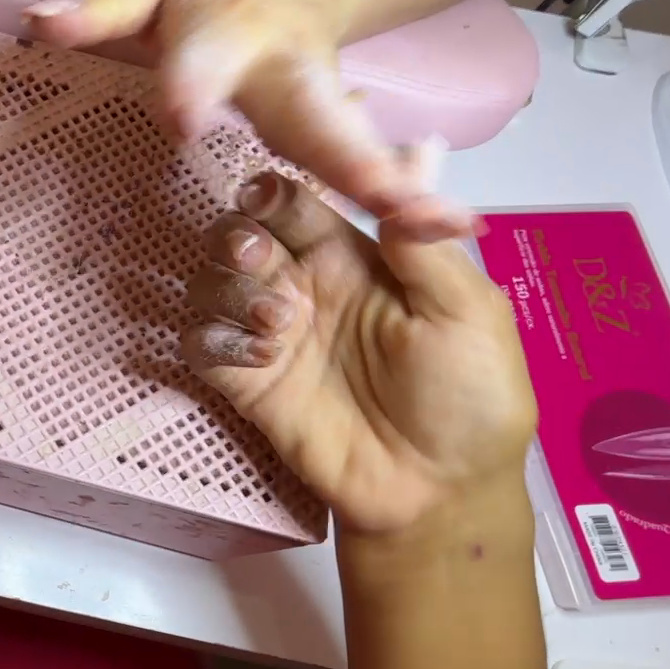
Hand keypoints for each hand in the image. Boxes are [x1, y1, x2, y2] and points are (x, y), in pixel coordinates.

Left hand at [25, 0, 468, 239]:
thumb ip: (102, 7)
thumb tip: (39, 22)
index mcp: (229, 32)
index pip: (207, 59)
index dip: (195, 86)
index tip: (185, 117)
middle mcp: (285, 69)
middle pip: (313, 113)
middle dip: (344, 154)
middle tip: (384, 196)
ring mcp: (321, 98)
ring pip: (355, 143)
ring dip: (395, 186)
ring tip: (446, 227)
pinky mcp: (339, 124)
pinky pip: (367, 161)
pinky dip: (408, 192)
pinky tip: (450, 232)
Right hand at [184, 172, 533, 533]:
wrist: (435, 487)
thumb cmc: (468, 398)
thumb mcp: (468, 314)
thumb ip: (424, 250)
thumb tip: (393, 181)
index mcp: (351, 261)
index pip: (293, 208)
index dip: (270, 194)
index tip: (264, 198)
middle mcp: (299, 290)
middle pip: (236, 239)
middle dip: (234, 239)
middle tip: (260, 261)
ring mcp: (266, 338)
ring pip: (208, 286)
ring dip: (229, 292)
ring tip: (277, 326)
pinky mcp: (242, 383)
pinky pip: (200, 346)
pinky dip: (216, 343)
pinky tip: (259, 361)